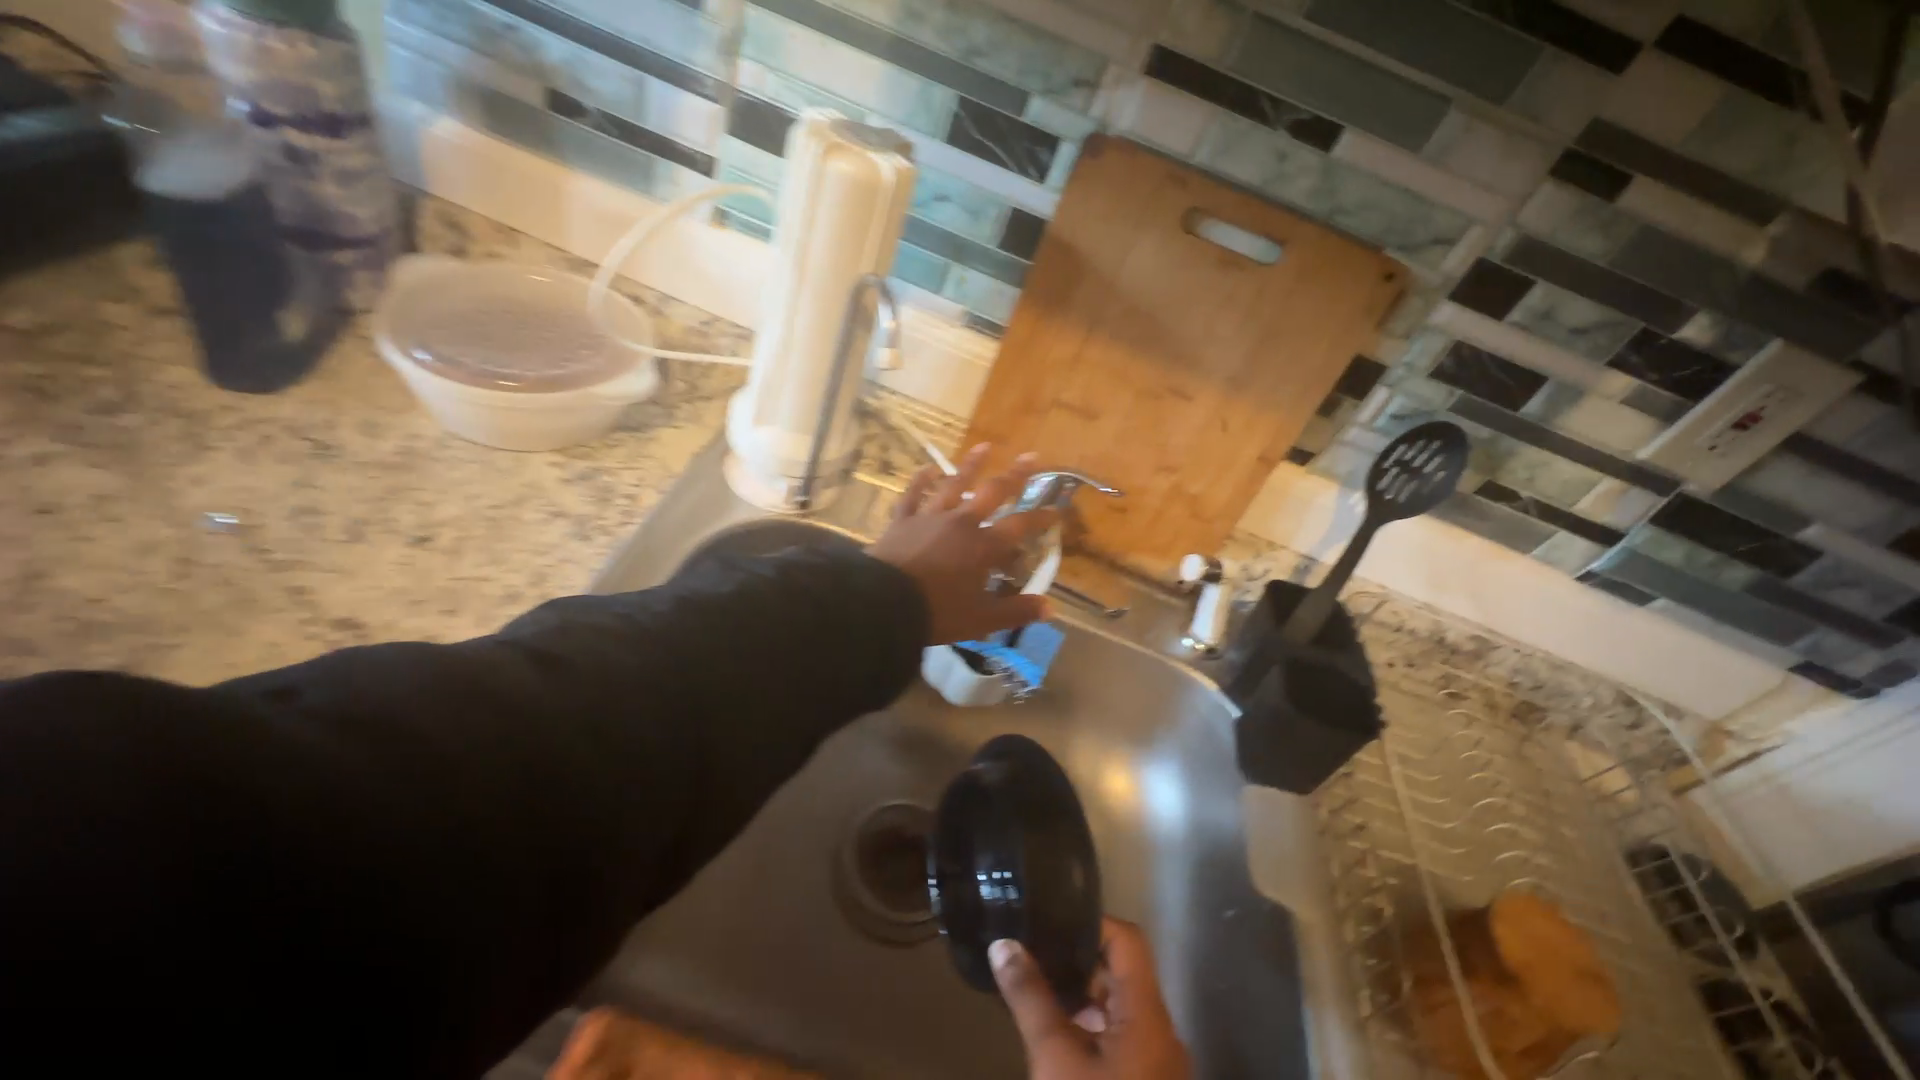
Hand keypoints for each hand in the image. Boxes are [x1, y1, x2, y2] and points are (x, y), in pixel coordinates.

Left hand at [867, 445, 1055, 645]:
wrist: (883, 603)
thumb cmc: (937, 612)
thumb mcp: (981, 619)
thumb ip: (1016, 611)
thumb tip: (1050, 607)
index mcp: (983, 546)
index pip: (1021, 526)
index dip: (1042, 517)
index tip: (1058, 508)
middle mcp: (961, 523)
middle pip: (993, 493)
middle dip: (1015, 475)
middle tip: (1032, 457)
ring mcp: (930, 517)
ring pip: (954, 484)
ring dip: (972, 464)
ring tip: (985, 446)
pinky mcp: (903, 520)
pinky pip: (914, 494)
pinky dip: (921, 480)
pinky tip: (928, 468)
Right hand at [990, 919, 1192, 1079]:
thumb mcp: (1055, 1057)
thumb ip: (1031, 997)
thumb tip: (1004, 944)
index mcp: (1147, 1014)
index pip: (1127, 941)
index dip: (1091, 922)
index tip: (1048, 918)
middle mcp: (1159, 1031)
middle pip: (1122, 973)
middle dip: (1076, 960)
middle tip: (1031, 948)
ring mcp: (1155, 1062)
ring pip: (1118, 1008)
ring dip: (1079, 995)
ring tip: (1033, 984)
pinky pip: (1117, 1038)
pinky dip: (1087, 1026)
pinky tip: (1052, 1032)